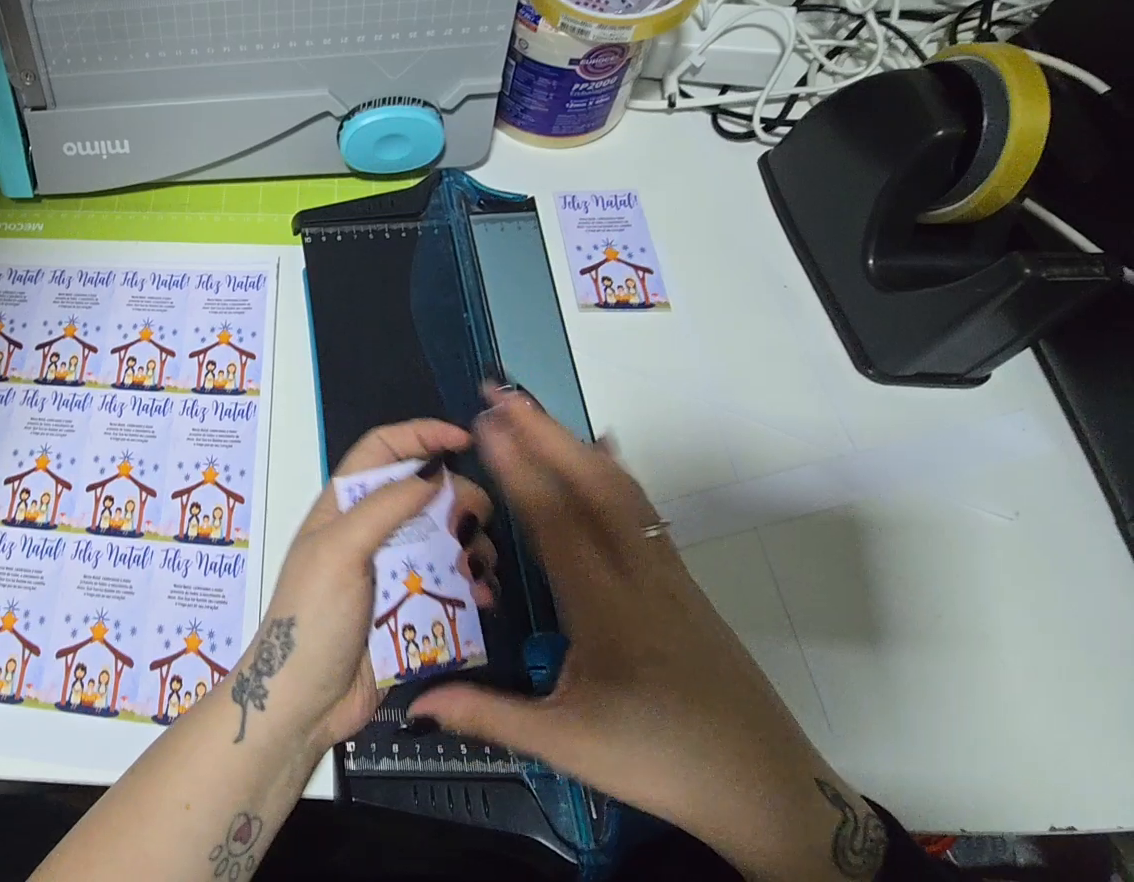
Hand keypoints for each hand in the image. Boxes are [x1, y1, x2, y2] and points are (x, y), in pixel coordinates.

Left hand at [238, 420, 496, 756]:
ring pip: (445, 537)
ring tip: (480, 571)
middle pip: (424, 492)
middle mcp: (368, 531)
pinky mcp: (408, 607)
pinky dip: (472, 584)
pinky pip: (450, 583)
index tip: (465, 441)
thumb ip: (385, 506)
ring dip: (471, 546)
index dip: (420, 435)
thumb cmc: (313, 617)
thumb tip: (433, 470)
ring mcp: (390, 570)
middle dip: (458, 500)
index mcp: (343, 507)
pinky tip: (483, 599)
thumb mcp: (341, 551)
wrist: (304, 701)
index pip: (382, 450)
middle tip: (474, 527)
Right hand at [408, 388, 885, 881]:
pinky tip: (603, 455)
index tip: (486, 423)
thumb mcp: (568, 744)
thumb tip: (415, 704)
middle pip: (592, 488)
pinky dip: (614, 473)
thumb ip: (489, 715)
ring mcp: (668, 576)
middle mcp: (639, 578)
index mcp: (606, 609)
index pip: (556, 521)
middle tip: (501, 393)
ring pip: (622, 494)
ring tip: (536, 412)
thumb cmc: (662, 763)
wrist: (767, 789)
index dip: (519, 467)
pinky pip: (644, 513)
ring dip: (575, 445)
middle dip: (544, 434)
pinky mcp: (683, 585)